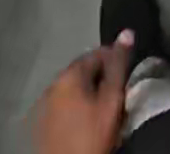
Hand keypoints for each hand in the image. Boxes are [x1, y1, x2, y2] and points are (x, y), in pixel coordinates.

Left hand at [33, 33, 131, 153]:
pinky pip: (64, 105)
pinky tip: (85, 122)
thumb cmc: (91, 136)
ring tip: (103, 110)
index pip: (98, 53)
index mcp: (70, 72)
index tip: (127, 77)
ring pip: (74, 89)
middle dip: (102, 78)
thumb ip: (119, 65)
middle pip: (85, 70)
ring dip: (89, 93)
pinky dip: (76, 107)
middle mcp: (53, 82)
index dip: (116, 61)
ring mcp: (44, 103)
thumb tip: (127, 32)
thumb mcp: (111, 100)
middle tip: (117, 96)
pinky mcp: (42, 123)